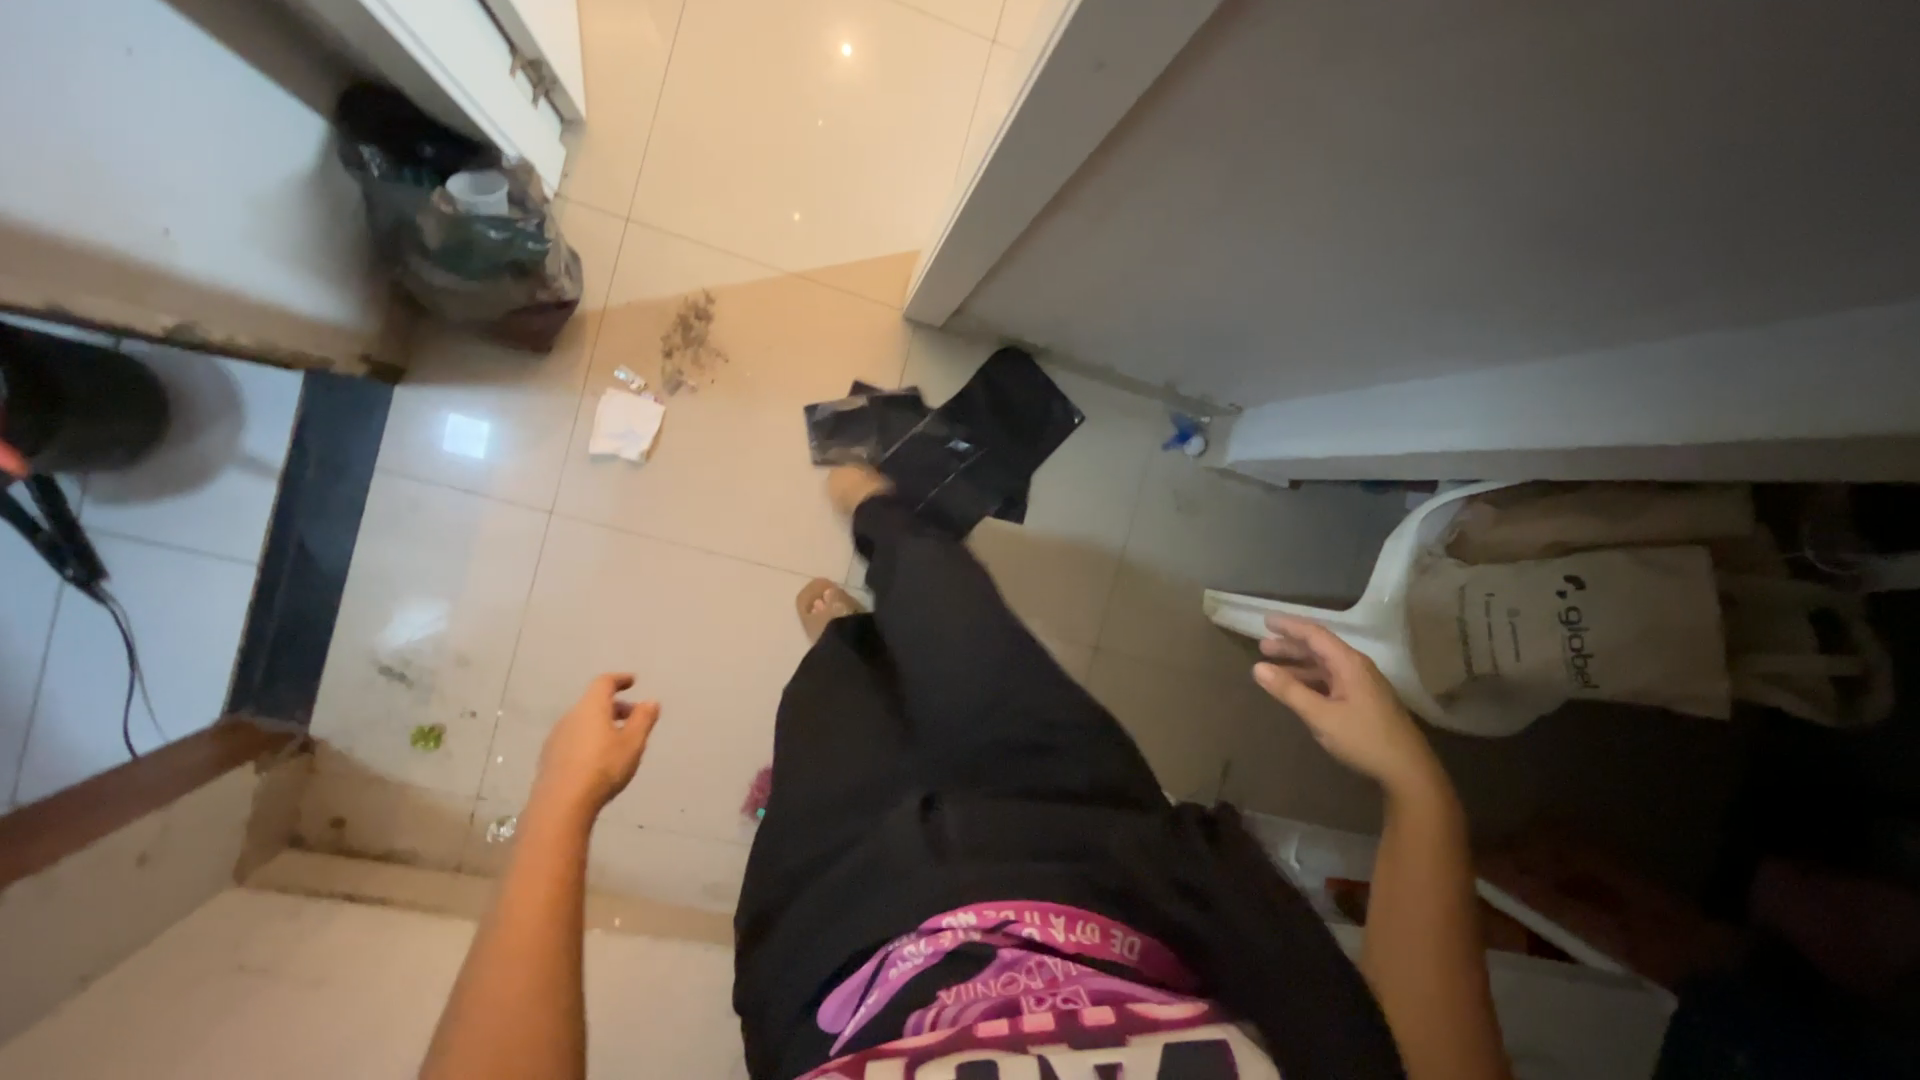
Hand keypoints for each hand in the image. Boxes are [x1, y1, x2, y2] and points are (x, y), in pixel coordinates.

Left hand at [529, 674, 659, 822]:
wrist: (561, 804)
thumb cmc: (603, 768)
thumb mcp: (633, 743)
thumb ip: (643, 719)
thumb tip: (650, 701)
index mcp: (591, 708)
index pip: (604, 683)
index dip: (619, 679)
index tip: (632, 681)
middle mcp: (570, 717)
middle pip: (593, 703)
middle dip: (615, 706)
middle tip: (633, 717)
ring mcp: (556, 738)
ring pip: (582, 722)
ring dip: (601, 724)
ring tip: (618, 741)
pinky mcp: (549, 758)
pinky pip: (573, 738)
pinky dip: (589, 739)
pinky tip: (597, 759)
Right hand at [1251, 616, 1441, 793]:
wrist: (1407, 769)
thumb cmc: (1363, 738)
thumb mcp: (1321, 716)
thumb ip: (1289, 690)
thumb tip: (1257, 668)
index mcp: (1349, 664)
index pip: (1315, 635)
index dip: (1289, 626)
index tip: (1265, 621)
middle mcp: (1356, 667)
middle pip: (1319, 648)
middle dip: (1290, 645)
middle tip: (1262, 646)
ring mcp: (1361, 684)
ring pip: (1324, 666)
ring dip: (1298, 664)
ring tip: (1272, 667)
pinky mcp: (1363, 699)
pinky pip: (1330, 680)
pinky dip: (1310, 679)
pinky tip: (1297, 688)